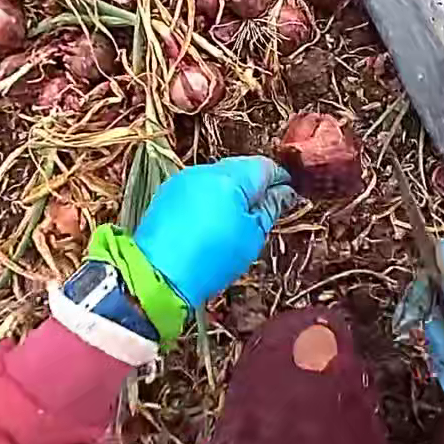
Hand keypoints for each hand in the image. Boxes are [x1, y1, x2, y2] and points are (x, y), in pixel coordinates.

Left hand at [134, 156, 296, 309]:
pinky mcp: (169, 191)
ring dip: (232, 192)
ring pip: (221, 176)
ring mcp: (186, 178)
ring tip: (235, 222)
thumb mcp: (252, 235)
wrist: (157, 277)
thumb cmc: (212, 259)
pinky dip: (211, 198)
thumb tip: (286, 191)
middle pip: (243, 168)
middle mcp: (208, 170)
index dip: (280, 180)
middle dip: (255, 186)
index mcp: (233, 177)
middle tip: (262, 214)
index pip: (266, 166)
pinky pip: (200, 186)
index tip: (286, 197)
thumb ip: (271, 207)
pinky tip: (211, 222)